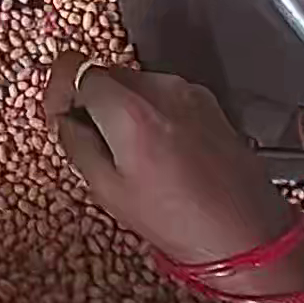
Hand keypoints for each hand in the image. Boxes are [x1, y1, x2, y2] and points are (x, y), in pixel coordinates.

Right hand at [44, 53, 293, 263]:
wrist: (247, 235)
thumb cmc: (174, 219)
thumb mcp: (106, 187)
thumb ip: (76, 142)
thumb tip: (63, 120)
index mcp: (130, 111)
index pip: (75, 67)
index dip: (57, 88)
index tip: (57, 113)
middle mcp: (160, 89)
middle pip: (101, 73)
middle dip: (84, 99)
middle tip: (83, 136)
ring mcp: (187, 91)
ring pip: (129, 82)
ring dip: (114, 105)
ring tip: (121, 149)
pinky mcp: (206, 100)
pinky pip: (157, 92)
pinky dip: (142, 109)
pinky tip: (151, 147)